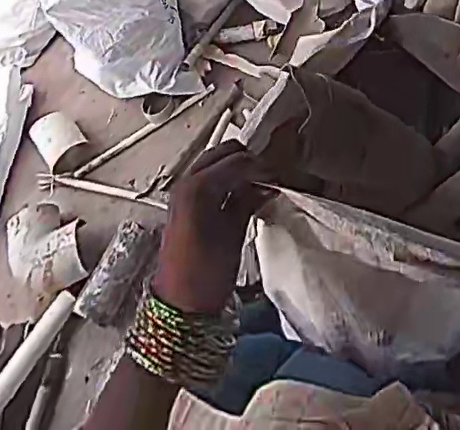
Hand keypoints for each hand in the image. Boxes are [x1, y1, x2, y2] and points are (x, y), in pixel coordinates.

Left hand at [153, 141, 271, 313]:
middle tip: (268, 178)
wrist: (180, 308)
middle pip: (224, 152)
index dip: (262, 167)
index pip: (239, 161)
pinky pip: (209, 176)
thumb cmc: (205, 275)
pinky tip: (242, 194)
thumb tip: (266, 185)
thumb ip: (248, 200)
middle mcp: (187, 182)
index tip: (279, 177)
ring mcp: (183, 191)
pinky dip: (226, 178)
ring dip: (237, 168)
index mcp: (198, 188)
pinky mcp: (184, 203)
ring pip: (216, 161)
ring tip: (258, 185)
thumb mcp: (233, 234)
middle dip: (248, 161)